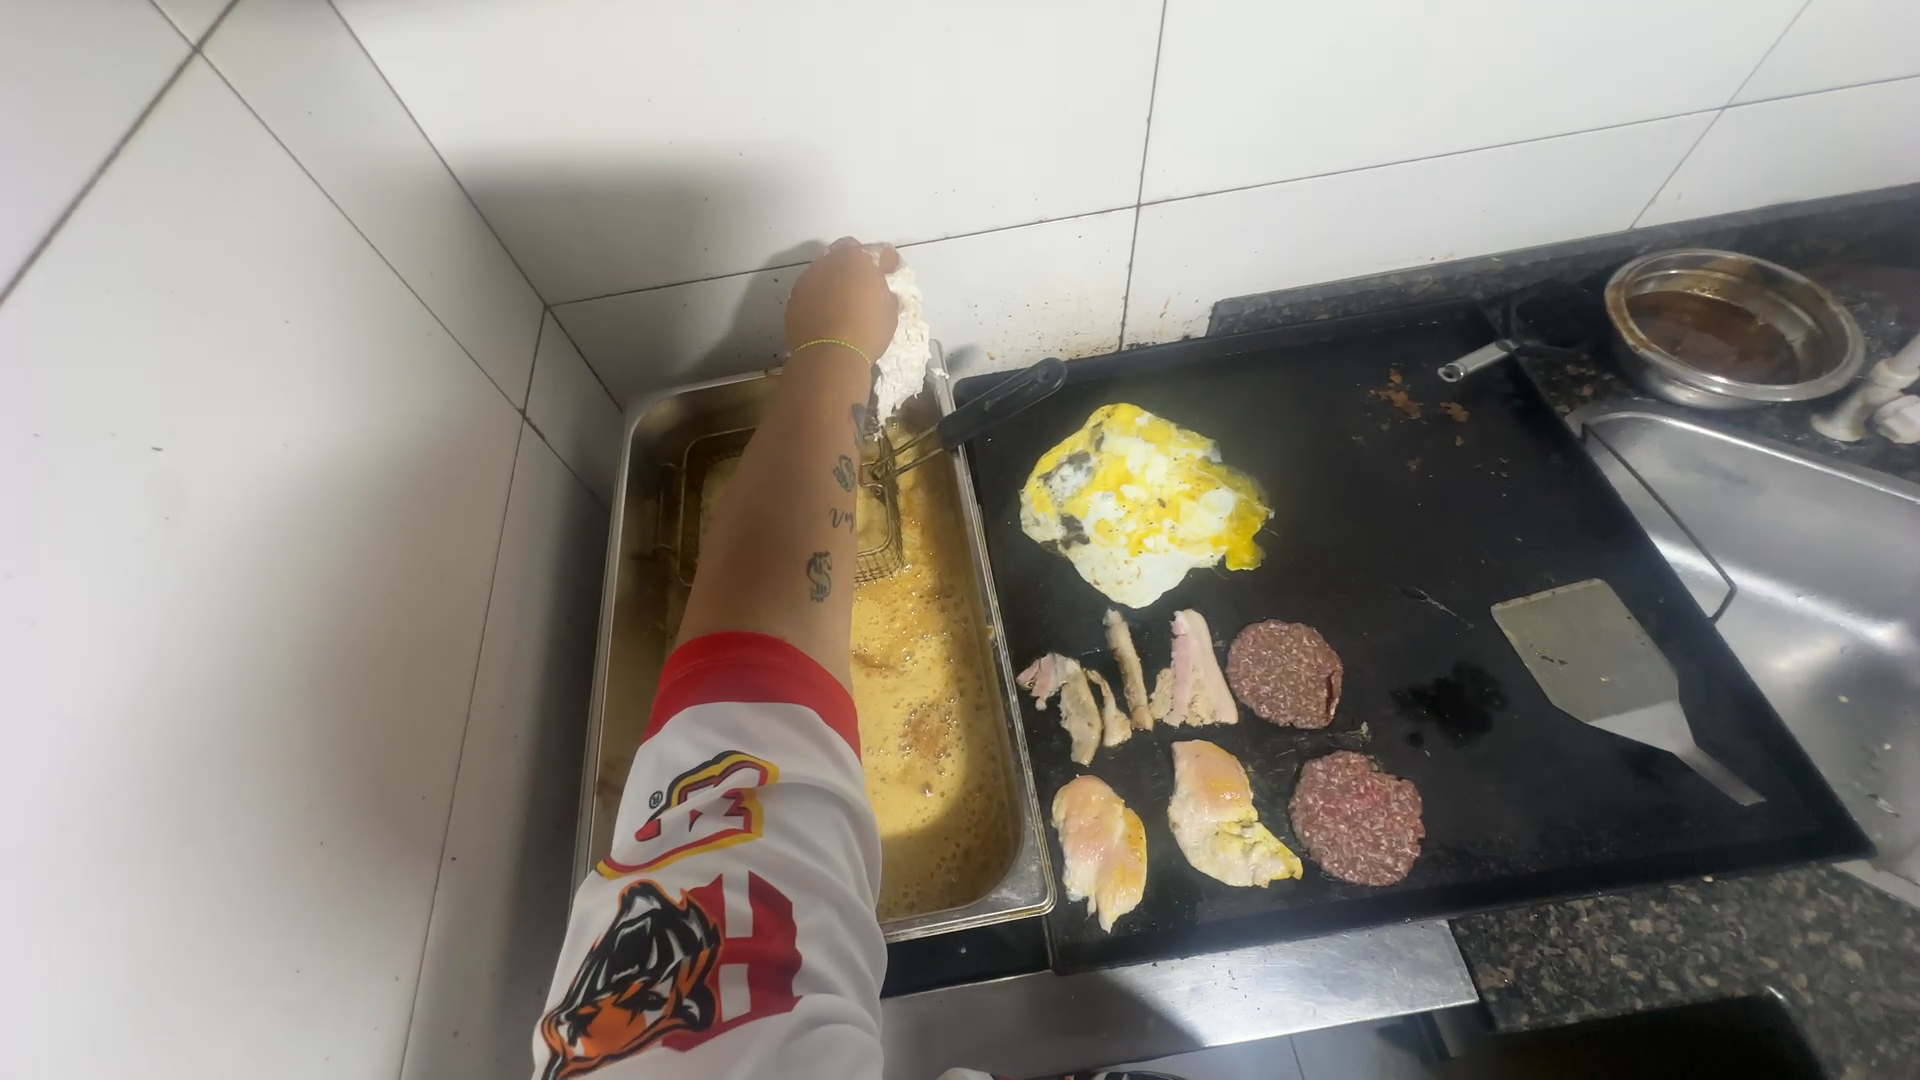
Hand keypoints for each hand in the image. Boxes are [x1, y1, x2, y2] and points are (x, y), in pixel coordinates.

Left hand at [785, 236, 900, 363]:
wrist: (829, 354)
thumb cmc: (867, 331)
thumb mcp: (889, 315)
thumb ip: (887, 298)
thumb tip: (885, 296)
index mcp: (860, 259)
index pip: (880, 252)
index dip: (889, 261)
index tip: (893, 272)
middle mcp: (832, 260)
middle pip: (847, 250)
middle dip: (857, 262)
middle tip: (865, 281)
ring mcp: (809, 277)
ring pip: (825, 269)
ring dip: (835, 278)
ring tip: (843, 299)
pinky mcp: (795, 296)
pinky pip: (812, 290)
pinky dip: (820, 296)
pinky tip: (826, 313)